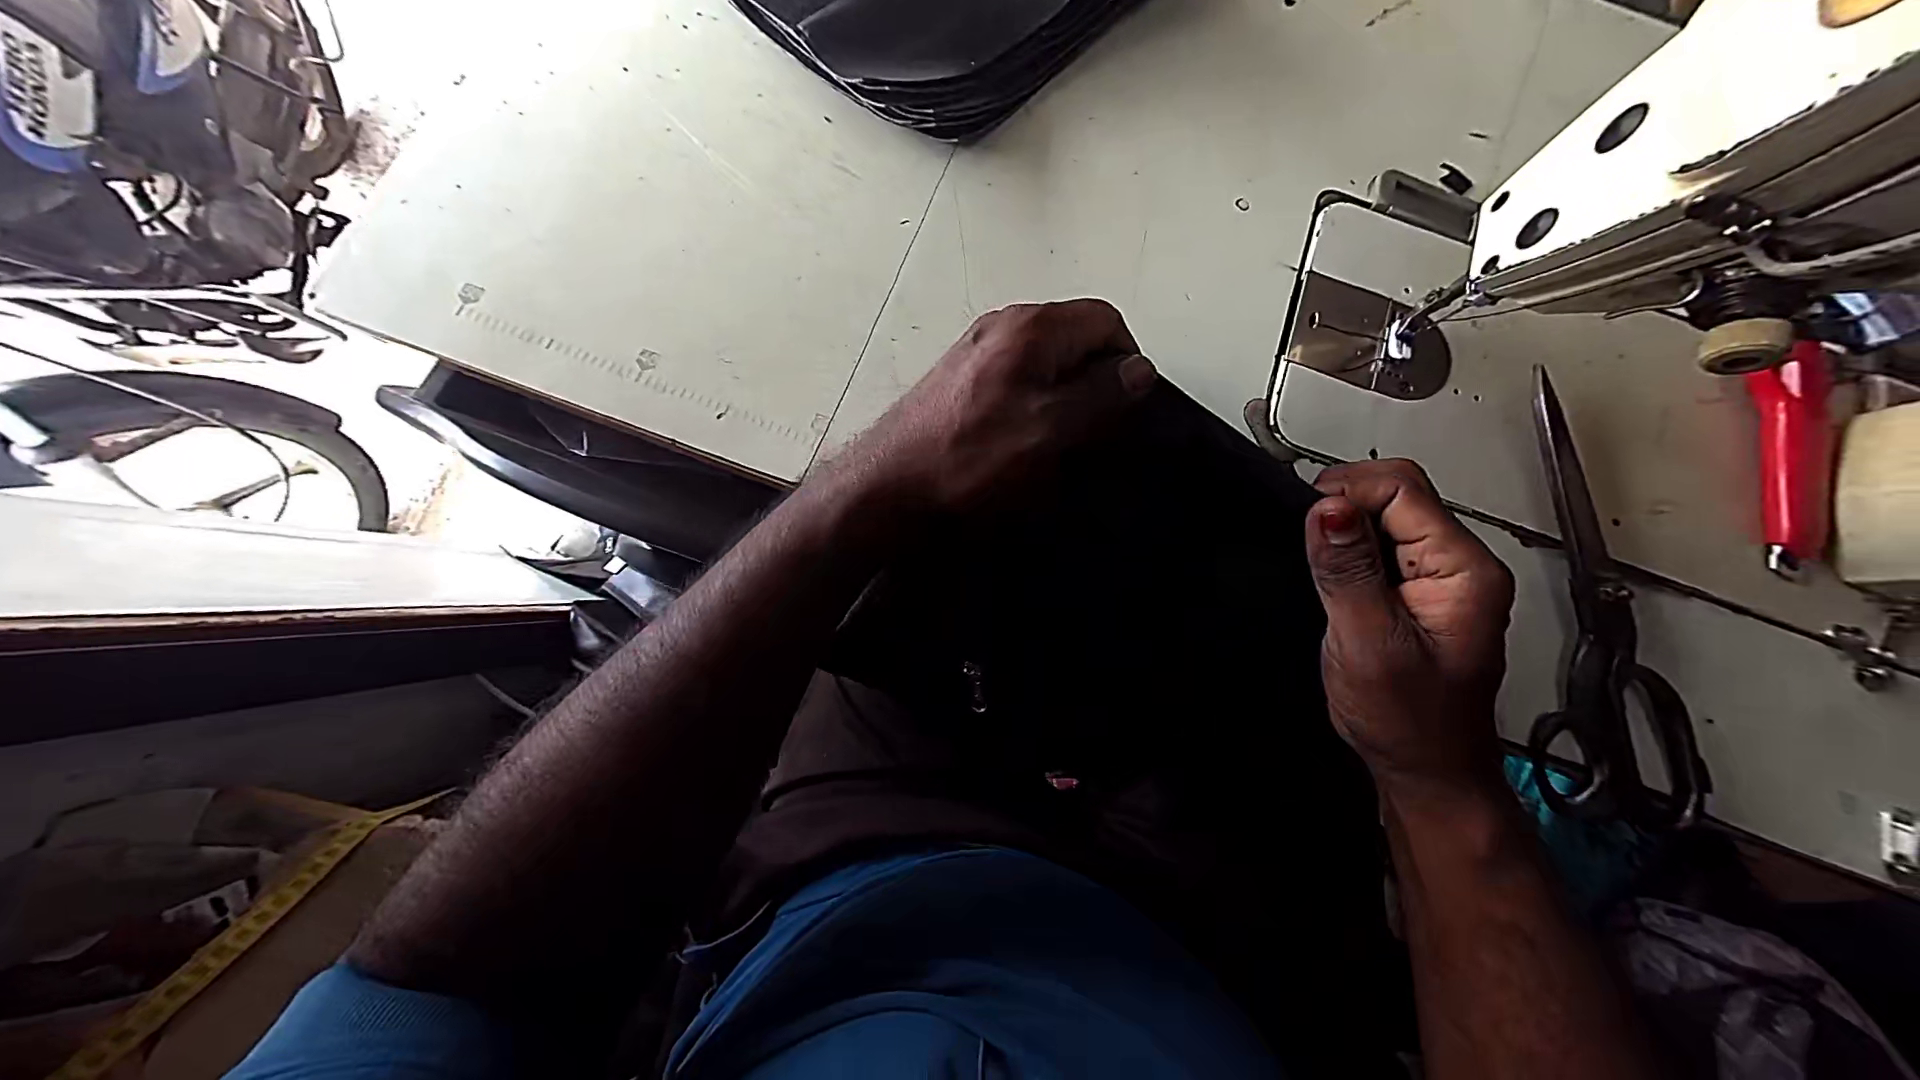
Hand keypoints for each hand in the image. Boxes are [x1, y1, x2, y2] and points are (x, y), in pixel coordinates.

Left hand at [825, 299, 1156, 514]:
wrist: (891, 482)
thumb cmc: (963, 457)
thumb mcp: (1048, 430)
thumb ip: (1099, 396)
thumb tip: (1137, 372)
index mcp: (1030, 328)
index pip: (1105, 320)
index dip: (1127, 360)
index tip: (1126, 403)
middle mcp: (1001, 326)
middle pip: (1075, 336)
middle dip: (1094, 378)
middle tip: (1093, 426)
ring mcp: (978, 350)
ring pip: (1045, 359)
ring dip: (1062, 393)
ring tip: (1055, 439)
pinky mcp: (962, 376)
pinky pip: (1016, 377)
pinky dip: (1031, 401)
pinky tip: (1019, 438)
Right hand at [1304, 459, 1515, 793]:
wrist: (1423, 764)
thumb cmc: (1409, 719)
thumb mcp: (1367, 643)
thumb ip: (1347, 572)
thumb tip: (1328, 510)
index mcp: (1463, 571)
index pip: (1402, 488)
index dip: (1346, 495)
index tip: (1310, 525)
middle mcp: (1458, 564)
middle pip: (1396, 491)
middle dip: (1342, 505)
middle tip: (1310, 544)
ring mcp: (1436, 575)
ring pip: (1382, 514)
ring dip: (1340, 528)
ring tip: (1320, 567)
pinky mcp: (1412, 587)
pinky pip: (1374, 543)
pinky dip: (1342, 548)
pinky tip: (1330, 573)